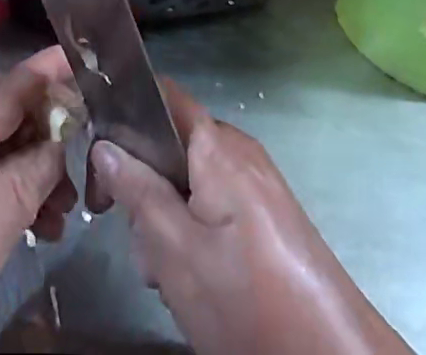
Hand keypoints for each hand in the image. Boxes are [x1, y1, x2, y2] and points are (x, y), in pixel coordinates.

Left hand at [0, 47, 78, 354]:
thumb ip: (29, 175)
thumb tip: (61, 138)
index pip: (12, 83)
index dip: (53, 71)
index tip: (93, 64)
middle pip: (7, 109)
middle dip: (52, 123)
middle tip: (89, 147)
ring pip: (0, 147)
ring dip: (38, 166)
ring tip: (68, 207)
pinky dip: (17, 193)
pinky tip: (39, 228)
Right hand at [89, 82, 412, 354]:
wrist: (328, 351)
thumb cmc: (243, 295)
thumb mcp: (174, 248)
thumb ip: (137, 190)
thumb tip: (105, 145)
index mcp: (217, 145)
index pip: (163, 96)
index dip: (124, 116)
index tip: (98, 158)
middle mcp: (239, 150)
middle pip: (171, 145)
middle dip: (144, 186)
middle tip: (137, 238)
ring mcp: (254, 180)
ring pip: (188, 180)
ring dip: (165, 218)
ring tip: (166, 271)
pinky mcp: (264, 211)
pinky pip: (212, 202)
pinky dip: (191, 231)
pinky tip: (193, 276)